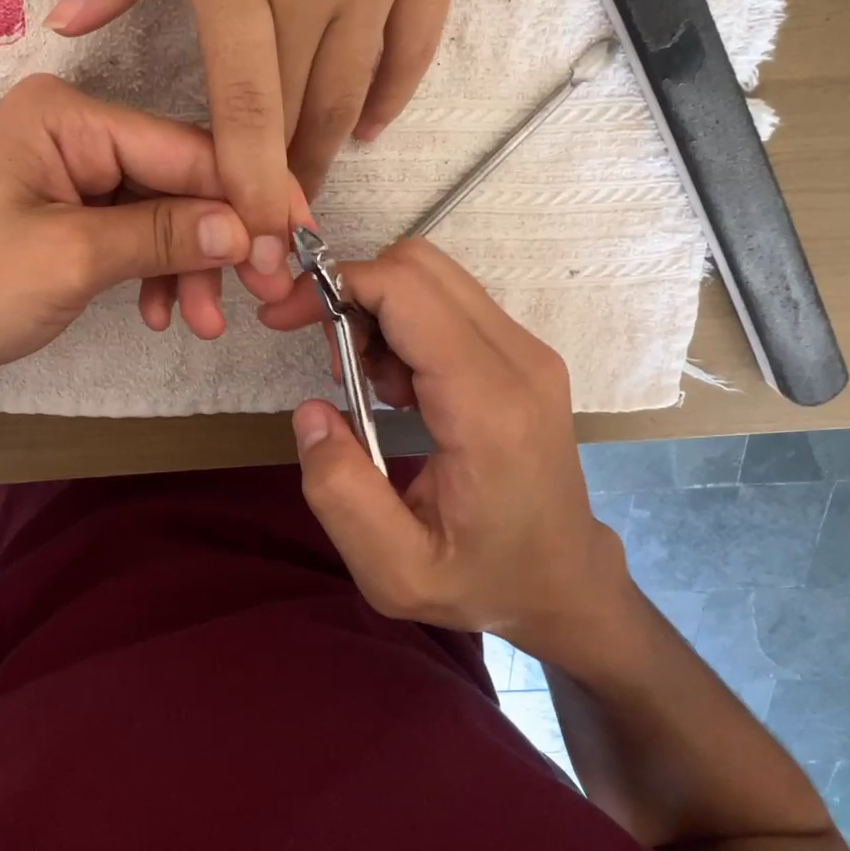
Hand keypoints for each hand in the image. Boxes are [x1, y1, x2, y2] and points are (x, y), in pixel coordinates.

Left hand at [0, 74, 250, 399]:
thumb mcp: (71, 258)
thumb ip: (163, 236)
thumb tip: (247, 231)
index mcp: (66, 115)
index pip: (180, 147)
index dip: (242, 195)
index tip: (294, 243)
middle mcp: (72, 134)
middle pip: (175, 181)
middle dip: (217, 240)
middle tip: (265, 292)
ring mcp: (67, 180)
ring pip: (159, 216)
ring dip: (188, 267)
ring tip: (202, 324)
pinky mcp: (65, 223)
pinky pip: (131, 240)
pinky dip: (153, 275)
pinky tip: (162, 315)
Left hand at [46, 0, 467, 276]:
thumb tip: (69, 26)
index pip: (243, 104)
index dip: (247, 182)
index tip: (249, 236)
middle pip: (299, 114)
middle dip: (284, 184)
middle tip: (268, 226)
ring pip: (354, 95)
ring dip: (328, 152)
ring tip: (305, 186)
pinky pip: (413, 54)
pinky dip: (388, 101)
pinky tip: (363, 127)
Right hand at [258, 240, 628, 653]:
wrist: (564, 584)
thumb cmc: (483, 582)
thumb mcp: (394, 572)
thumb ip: (340, 493)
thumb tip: (311, 410)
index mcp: (487, 407)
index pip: (407, 290)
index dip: (335, 286)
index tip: (284, 320)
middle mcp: (519, 361)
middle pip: (419, 266)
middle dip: (353, 294)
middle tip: (334, 364)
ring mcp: (528, 352)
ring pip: (432, 277)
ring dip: (377, 311)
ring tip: (368, 386)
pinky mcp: (523, 354)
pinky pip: (448, 302)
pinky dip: (402, 323)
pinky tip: (398, 387)